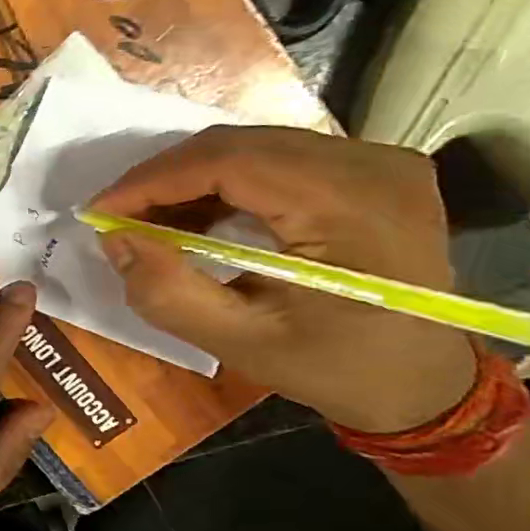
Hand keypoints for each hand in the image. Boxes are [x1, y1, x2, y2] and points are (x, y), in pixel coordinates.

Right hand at [89, 126, 475, 432]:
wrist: (428, 385)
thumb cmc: (339, 371)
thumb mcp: (243, 345)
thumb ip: (169, 293)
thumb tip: (114, 239)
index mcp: (351, 208)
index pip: (230, 162)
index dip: (154, 179)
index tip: (101, 209)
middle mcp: (372, 165)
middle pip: (238, 144)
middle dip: (164, 177)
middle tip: (119, 215)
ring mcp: (378, 159)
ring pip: (251, 144)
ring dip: (190, 177)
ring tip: (150, 217)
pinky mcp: (372, 166)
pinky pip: (275, 155)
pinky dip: (224, 180)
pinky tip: (198, 213)